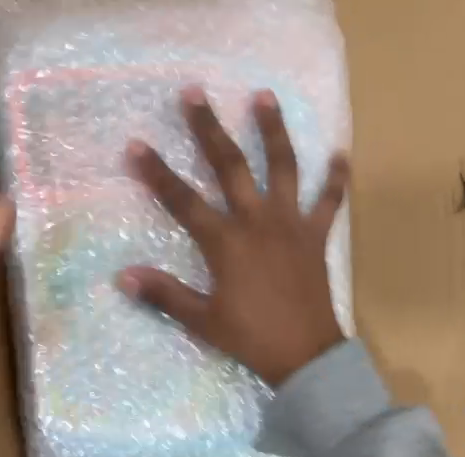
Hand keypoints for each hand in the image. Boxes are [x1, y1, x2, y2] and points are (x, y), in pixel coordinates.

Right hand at [118, 86, 349, 385]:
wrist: (305, 355)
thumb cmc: (250, 338)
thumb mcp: (202, 320)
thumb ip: (165, 294)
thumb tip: (124, 276)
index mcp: (226, 243)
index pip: (184, 202)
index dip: (158, 175)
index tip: (136, 146)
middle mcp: (257, 222)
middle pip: (231, 166)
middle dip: (209, 129)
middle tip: (195, 93)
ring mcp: (291, 225)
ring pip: (283, 167)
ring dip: (273, 131)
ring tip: (264, 97)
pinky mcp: (317, 237)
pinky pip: (329, 202)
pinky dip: (335, 179)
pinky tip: (340, 155)